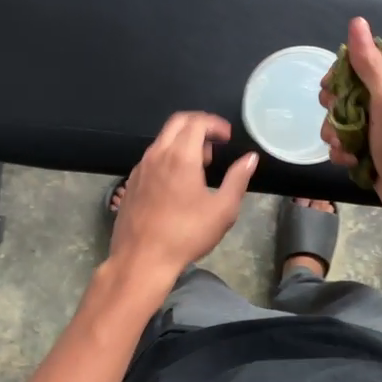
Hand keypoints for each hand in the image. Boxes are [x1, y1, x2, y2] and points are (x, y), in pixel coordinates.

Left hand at [110, 112, 258, 276]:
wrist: (141, 259)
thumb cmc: (186, 234)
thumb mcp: (222, 210)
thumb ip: (238, 179)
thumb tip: (250, 158)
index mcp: (180, 156)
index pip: (197, 122)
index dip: (215, 123)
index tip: (227, 136)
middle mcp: (157, 154)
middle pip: (177, 122)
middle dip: (199, 126)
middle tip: (215, 144)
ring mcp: (140, 168)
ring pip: (162, 140)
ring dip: (183, 142)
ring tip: (200, 164)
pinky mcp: (131, 183)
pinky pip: (152, 158)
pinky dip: (168, 156)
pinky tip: (177, 182)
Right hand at [320, 17, 381, 217]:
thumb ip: (368, 62)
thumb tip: (356, 22)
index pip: (368, 59)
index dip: (344, 73)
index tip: (329, 89)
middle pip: (352, 86)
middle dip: (338, 107)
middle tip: (335, 118)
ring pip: (345, 113)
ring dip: (337, 131)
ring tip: (343, 145)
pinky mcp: (375, 141)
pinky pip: (348, 135)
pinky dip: (344, 147)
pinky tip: (349, 158)